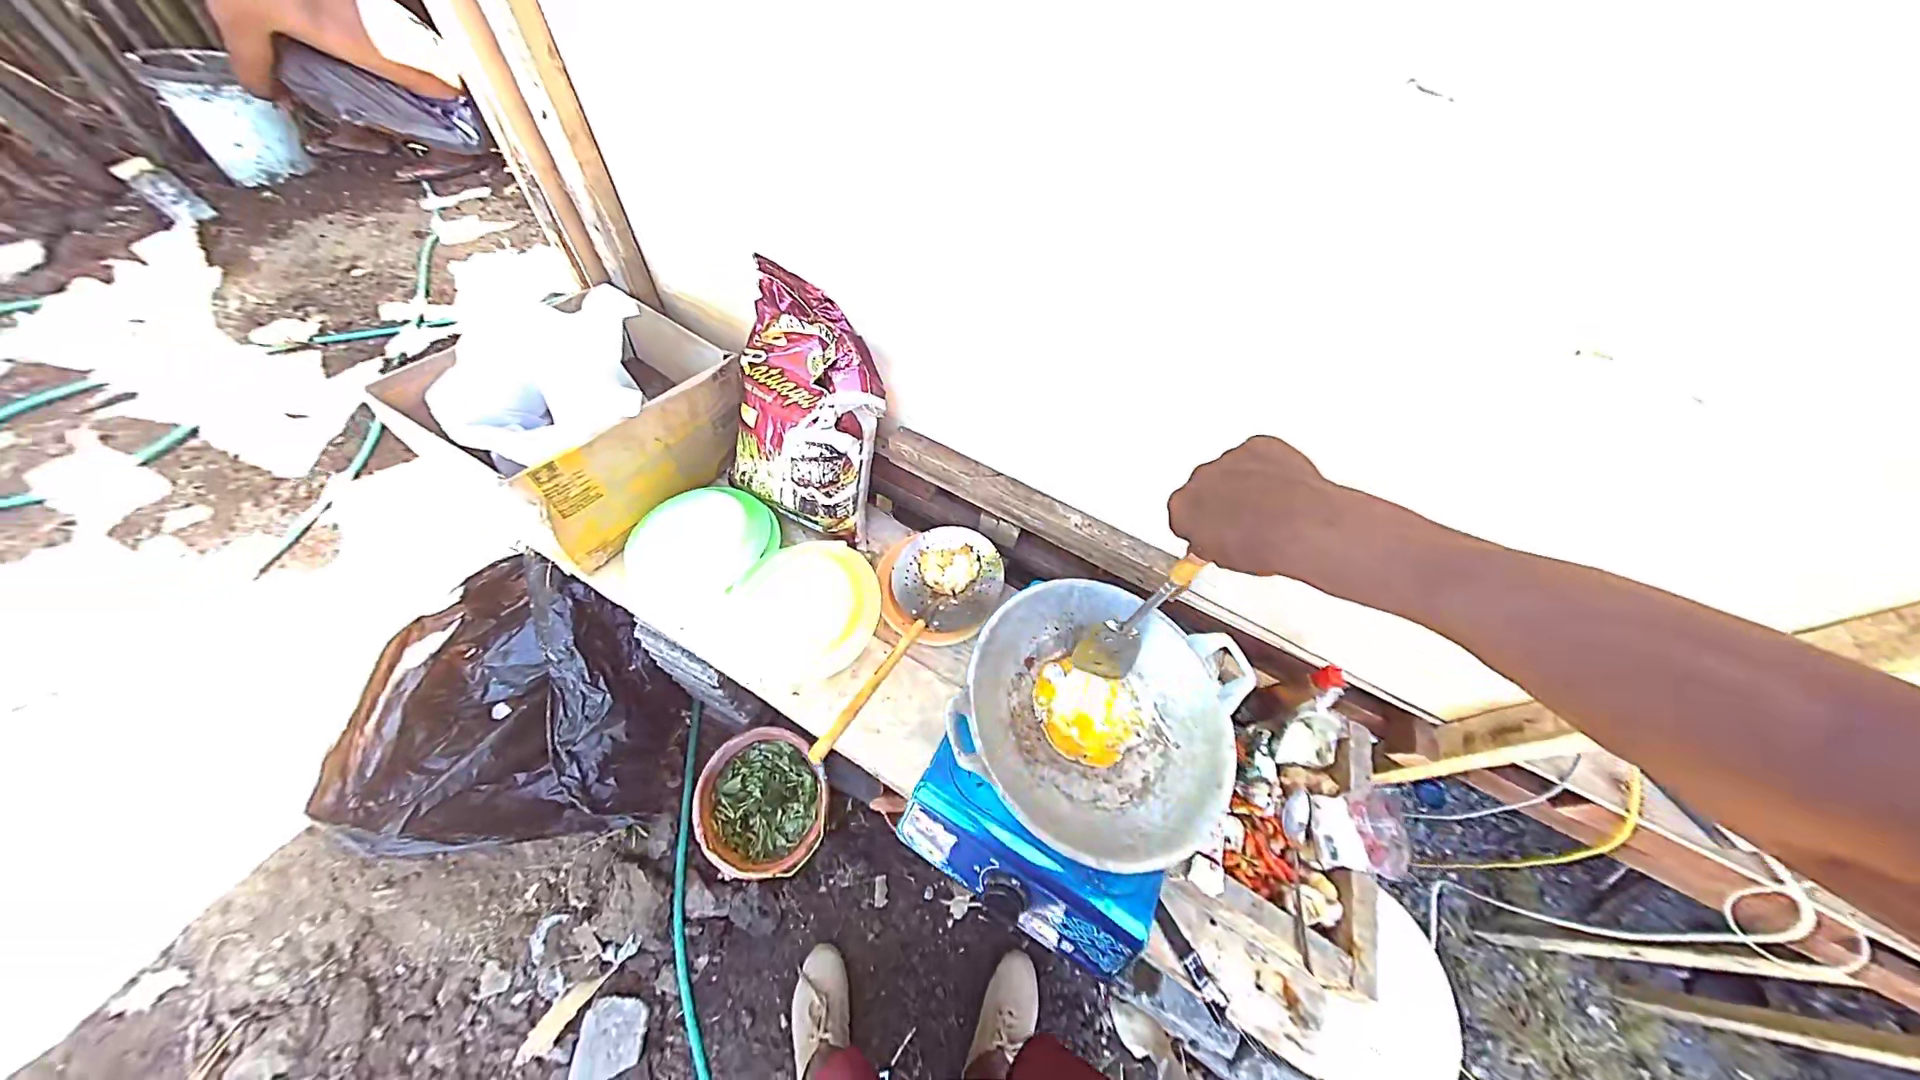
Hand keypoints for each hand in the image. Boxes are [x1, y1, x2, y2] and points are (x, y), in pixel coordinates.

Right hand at [1167, 436, 1366, 583]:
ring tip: (1269, 509)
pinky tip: (1281, 490)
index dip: (1201, 525)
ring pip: (1231, 471)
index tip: (1214, 532)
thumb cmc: (1264, 544)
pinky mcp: (1257, 447)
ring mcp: (1228, 460)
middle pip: (1205, 489)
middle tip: (1243, 522)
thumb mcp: (1225, 558)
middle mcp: (1199, 479)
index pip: (1183, 515)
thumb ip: (1209, 545)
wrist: (1303, 526)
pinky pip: (1258, 456)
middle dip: (1221, 501)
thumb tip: (1211, 544)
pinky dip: (1268, 468)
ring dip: (1245, 484)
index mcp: (1182, 507)